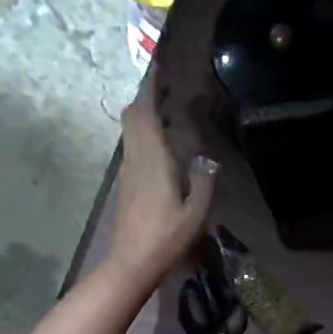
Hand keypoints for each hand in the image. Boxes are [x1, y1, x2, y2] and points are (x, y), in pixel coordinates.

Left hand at [106, 77, 216, 285]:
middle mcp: (135, 159)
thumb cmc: (165, 238)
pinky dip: (144, 138)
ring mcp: (127, 172)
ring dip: (144, 118)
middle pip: (131, 117)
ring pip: (130, 133)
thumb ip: (204, 180)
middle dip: (145, 99)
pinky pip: (133, 149)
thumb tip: (206, 158)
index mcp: (152, 159)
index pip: (143, 113)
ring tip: (168, 115)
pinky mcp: (125, 186)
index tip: (160, 69)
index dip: (149, 89)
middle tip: (168, 92)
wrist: (131, 263)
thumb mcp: (196, 212)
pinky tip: (163, 150)